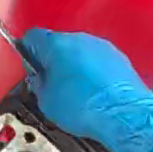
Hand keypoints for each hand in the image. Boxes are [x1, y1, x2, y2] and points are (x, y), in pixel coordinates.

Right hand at [21, 29, 152, 151]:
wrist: (125, 115)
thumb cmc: (86, 107)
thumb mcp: (46, 101)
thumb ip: (38, 82)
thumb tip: (38, 77)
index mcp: (58, 44)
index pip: (33, 37)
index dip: (27, 53)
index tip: (29, 67)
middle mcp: (82, 39)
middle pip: (59, 43)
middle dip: (53, 61)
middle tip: (51, 85)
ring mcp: (103, 47)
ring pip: (80, 52)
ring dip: (75, 67)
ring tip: (75, 94)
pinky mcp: (119, 58)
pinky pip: (99, 62)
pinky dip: (94, 73)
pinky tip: (93, 93)